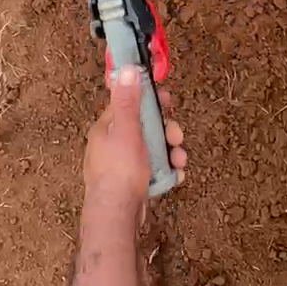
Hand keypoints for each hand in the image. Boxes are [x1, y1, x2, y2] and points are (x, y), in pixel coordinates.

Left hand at [82, 66, 185, 219]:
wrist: (116, 216)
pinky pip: (154, 168)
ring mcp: (122, 165)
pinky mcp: (132, 182)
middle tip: (177, 137)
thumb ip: (128, 101)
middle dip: (166, 130)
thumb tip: (126, 69)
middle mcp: (112, 145)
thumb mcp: (126, 130)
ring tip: (180, 160)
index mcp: (106, 129)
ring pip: (153, 148)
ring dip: (171, 151)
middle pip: (145, 127)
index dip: (149, 100)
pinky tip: (176, 175)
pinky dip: (167, 169)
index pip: (128, 104)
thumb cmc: (119, 171)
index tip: (167, 101)